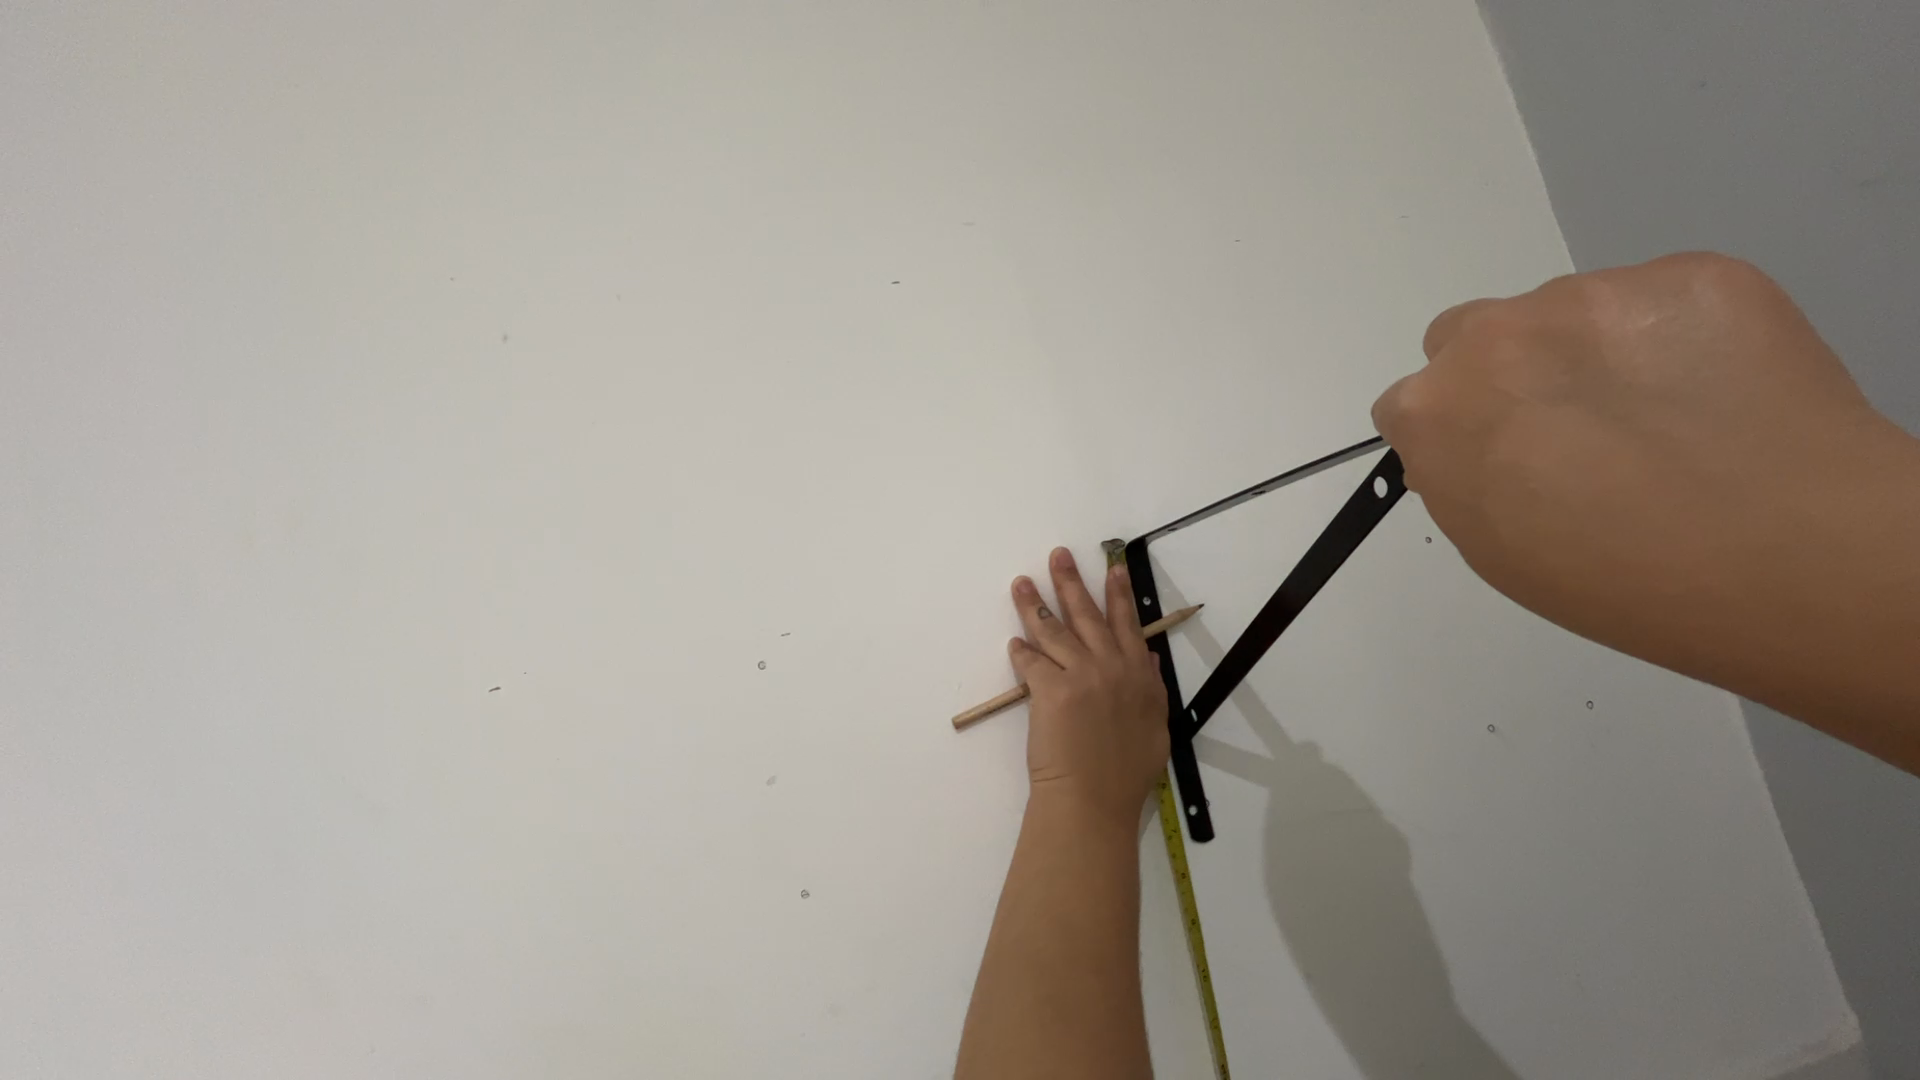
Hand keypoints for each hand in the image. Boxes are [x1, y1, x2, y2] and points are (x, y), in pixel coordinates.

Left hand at [1008, 548, 1168, 825]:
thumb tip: (1150, 661)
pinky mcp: (1050, 689)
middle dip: (1070, 581)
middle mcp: (1110, 667)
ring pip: (1053, 630)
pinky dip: (1021, 651)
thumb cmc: (1126, 773)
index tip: (1113, 567)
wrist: (1094, 800)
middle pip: (1087, 614)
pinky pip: (1031, 661)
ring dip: (1034, 603)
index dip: (1119, 593)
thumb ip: (1152, 690)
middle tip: (1058, 554)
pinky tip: (1013, 642)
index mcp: (1138, 675)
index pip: (1127, 624)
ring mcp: (1080, 675)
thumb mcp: (1155, 728)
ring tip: (1020, 583)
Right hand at [1371, 253, 1919, 712]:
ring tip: (1661, 413)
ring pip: (1565, 312)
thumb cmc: (1601, 572)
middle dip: (1500, 371)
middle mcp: (1488, 336)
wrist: (1768, 548)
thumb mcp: (1485, 542)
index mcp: (1427, 408)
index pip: (1411, 401)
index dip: (1455, 430)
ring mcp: (1587, 296)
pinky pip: (1659, 297)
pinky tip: (1713, 391)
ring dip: (1588, 349)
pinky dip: (1673, 335)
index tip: (1498, 457)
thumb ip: (1456, 474)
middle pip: (1467, 335)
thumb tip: (1479, 448)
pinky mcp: (1688, 275)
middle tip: (1566, 423)